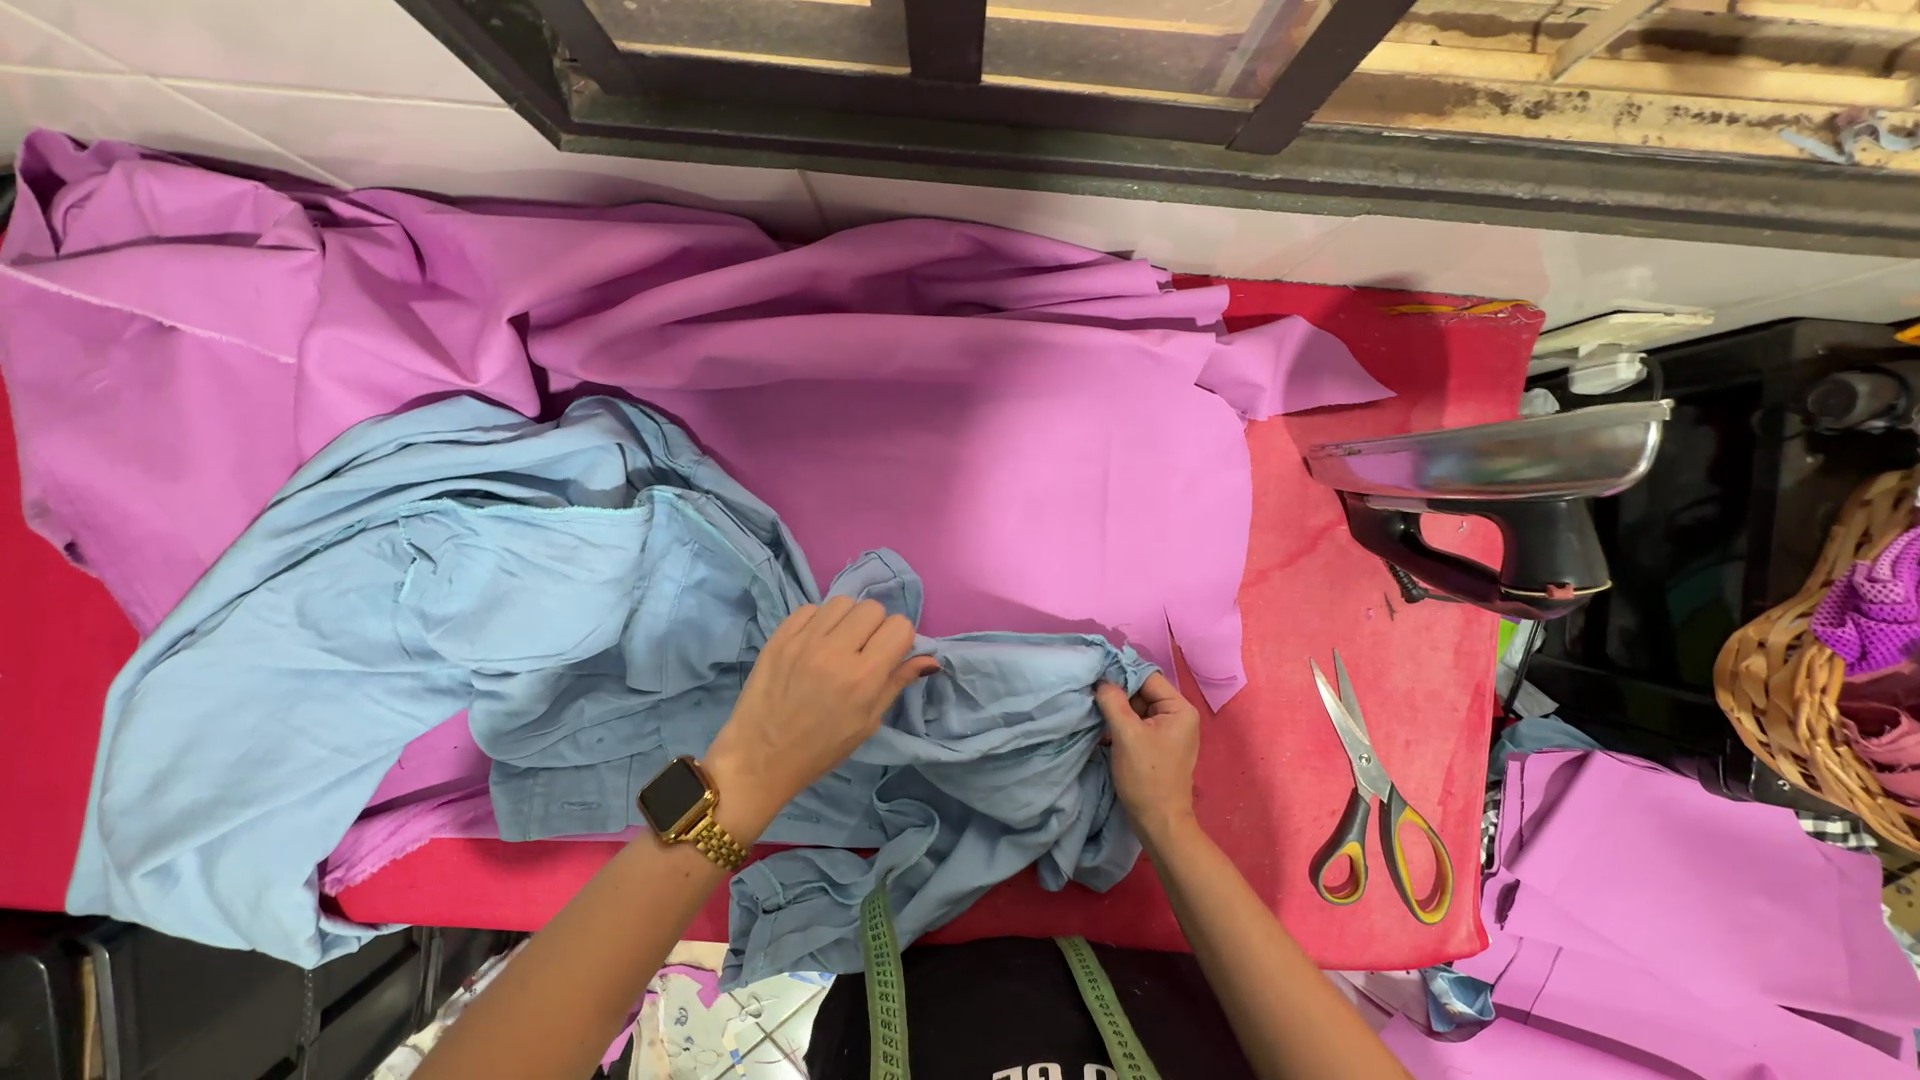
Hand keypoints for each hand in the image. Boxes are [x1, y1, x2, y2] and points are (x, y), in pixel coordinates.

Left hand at [705, 597, 939, 841]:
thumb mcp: (868, 722)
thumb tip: (931, 659)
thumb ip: (897, 683)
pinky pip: (810, 608)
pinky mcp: (779, 637)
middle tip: (863, 651)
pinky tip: (814, 644)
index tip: (889, 655)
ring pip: (842, 602)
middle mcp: (835, 651)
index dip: (900, 639)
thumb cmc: (821, 748)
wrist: (760, 757)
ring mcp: (804, 641)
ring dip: (847, 619)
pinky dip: (819, 621)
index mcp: (863, 677)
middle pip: (873, 608)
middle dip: (876, 627)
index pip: (899, 626)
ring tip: (838, 643)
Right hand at [1097, 672, 1201, 845]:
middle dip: (1117, 697)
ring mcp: (1169, 732)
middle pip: (1142, 693)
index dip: (1121, 675)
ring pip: (1137, 709)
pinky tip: (1104, 735)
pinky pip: (1137, 726)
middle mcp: (1178, 716)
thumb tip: (1101, 681)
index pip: (1147, 678)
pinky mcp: (1158, 746)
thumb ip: (1113, 701)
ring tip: (1096, 718)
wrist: (1159, 822)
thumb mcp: (1126, 734)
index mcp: (1179, 709)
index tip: (1095, 678)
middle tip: (1092, 700)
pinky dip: (1121, 727)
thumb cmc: (1146, 776)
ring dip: (1116, 713)